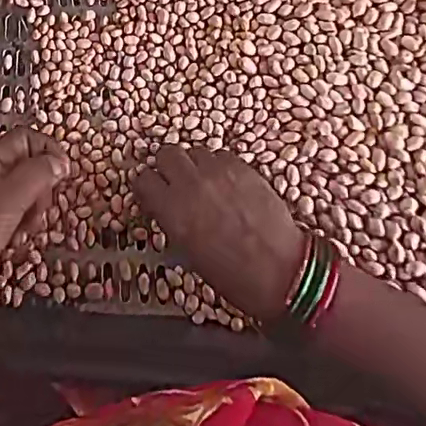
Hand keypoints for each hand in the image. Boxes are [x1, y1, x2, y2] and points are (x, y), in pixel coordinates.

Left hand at [0, 127, 71, 293]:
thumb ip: (37, 174)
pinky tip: (14, 243)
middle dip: (43, 189)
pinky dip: (23, 230)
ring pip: (28, 196)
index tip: (64, 172)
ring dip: (34, 214)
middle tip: (39, 208)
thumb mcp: (8, 198)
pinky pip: (19, 218)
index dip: (49, 150)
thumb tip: (61, 161)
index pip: (27, 137)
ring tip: (24, 230)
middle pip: (31, 167)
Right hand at [132, 145, 307, 323]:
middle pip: (166, 154)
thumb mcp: (188, 252)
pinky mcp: (242, 168)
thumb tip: (164, 205)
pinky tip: (226, 183)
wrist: (282, 272)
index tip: (151, 189)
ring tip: (203, 181)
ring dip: (194, 164)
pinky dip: (219, 165)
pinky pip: (221, 155)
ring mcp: (217, 173)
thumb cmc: (233, 274)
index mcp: (172, 210)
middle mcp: (190, 185)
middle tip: (175, 179)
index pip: (143, 179)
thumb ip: (171, 220)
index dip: (147, 184)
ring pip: (194, 151)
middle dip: (168, 166)